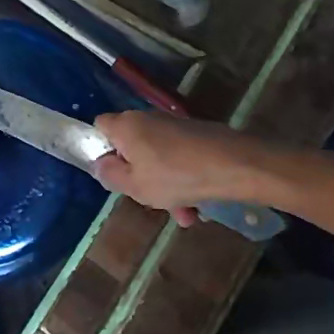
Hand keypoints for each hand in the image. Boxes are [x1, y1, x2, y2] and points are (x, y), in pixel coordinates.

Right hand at [91, 111, 262, 225]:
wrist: (233, 165)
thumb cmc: (175, 176)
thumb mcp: (134, 185)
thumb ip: (110, 175)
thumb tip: (101, 164)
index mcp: (127, 126)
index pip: (100, 126)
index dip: (100, 148)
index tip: (109, 172)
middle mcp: (148, 119)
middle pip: (131, 147)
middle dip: (138, 175)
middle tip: (146, 198)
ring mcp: (175, 127)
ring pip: (158, 159)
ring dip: (166, 187)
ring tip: (182, 214)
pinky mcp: (197, 136)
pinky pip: (180, 160)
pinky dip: (184, 181)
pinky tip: (196, 207)